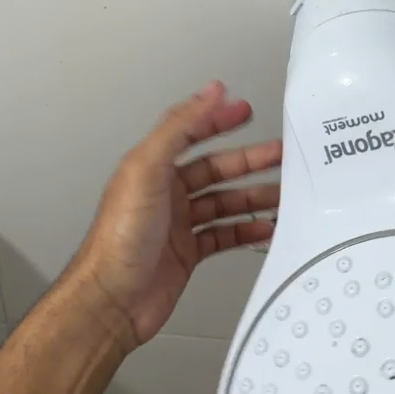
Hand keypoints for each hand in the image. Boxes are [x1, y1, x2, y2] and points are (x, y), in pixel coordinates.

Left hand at [65, 81, 282, 347]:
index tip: (244, 110)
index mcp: (152, 167)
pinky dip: (245, 230)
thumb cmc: (118, 238)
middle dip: (249, 160)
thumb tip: (207, 93)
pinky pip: (223, 235)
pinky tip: (264, 228)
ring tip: (282, 193)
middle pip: (215, 168)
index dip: (218, 119)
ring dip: (253, 196)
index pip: (190, 132)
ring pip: (223, 202)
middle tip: (280, 155)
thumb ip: (179, 127)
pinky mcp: (186, 253)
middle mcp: (165, 192)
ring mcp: (176, 224)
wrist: (111, 299)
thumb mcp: (147, 169)